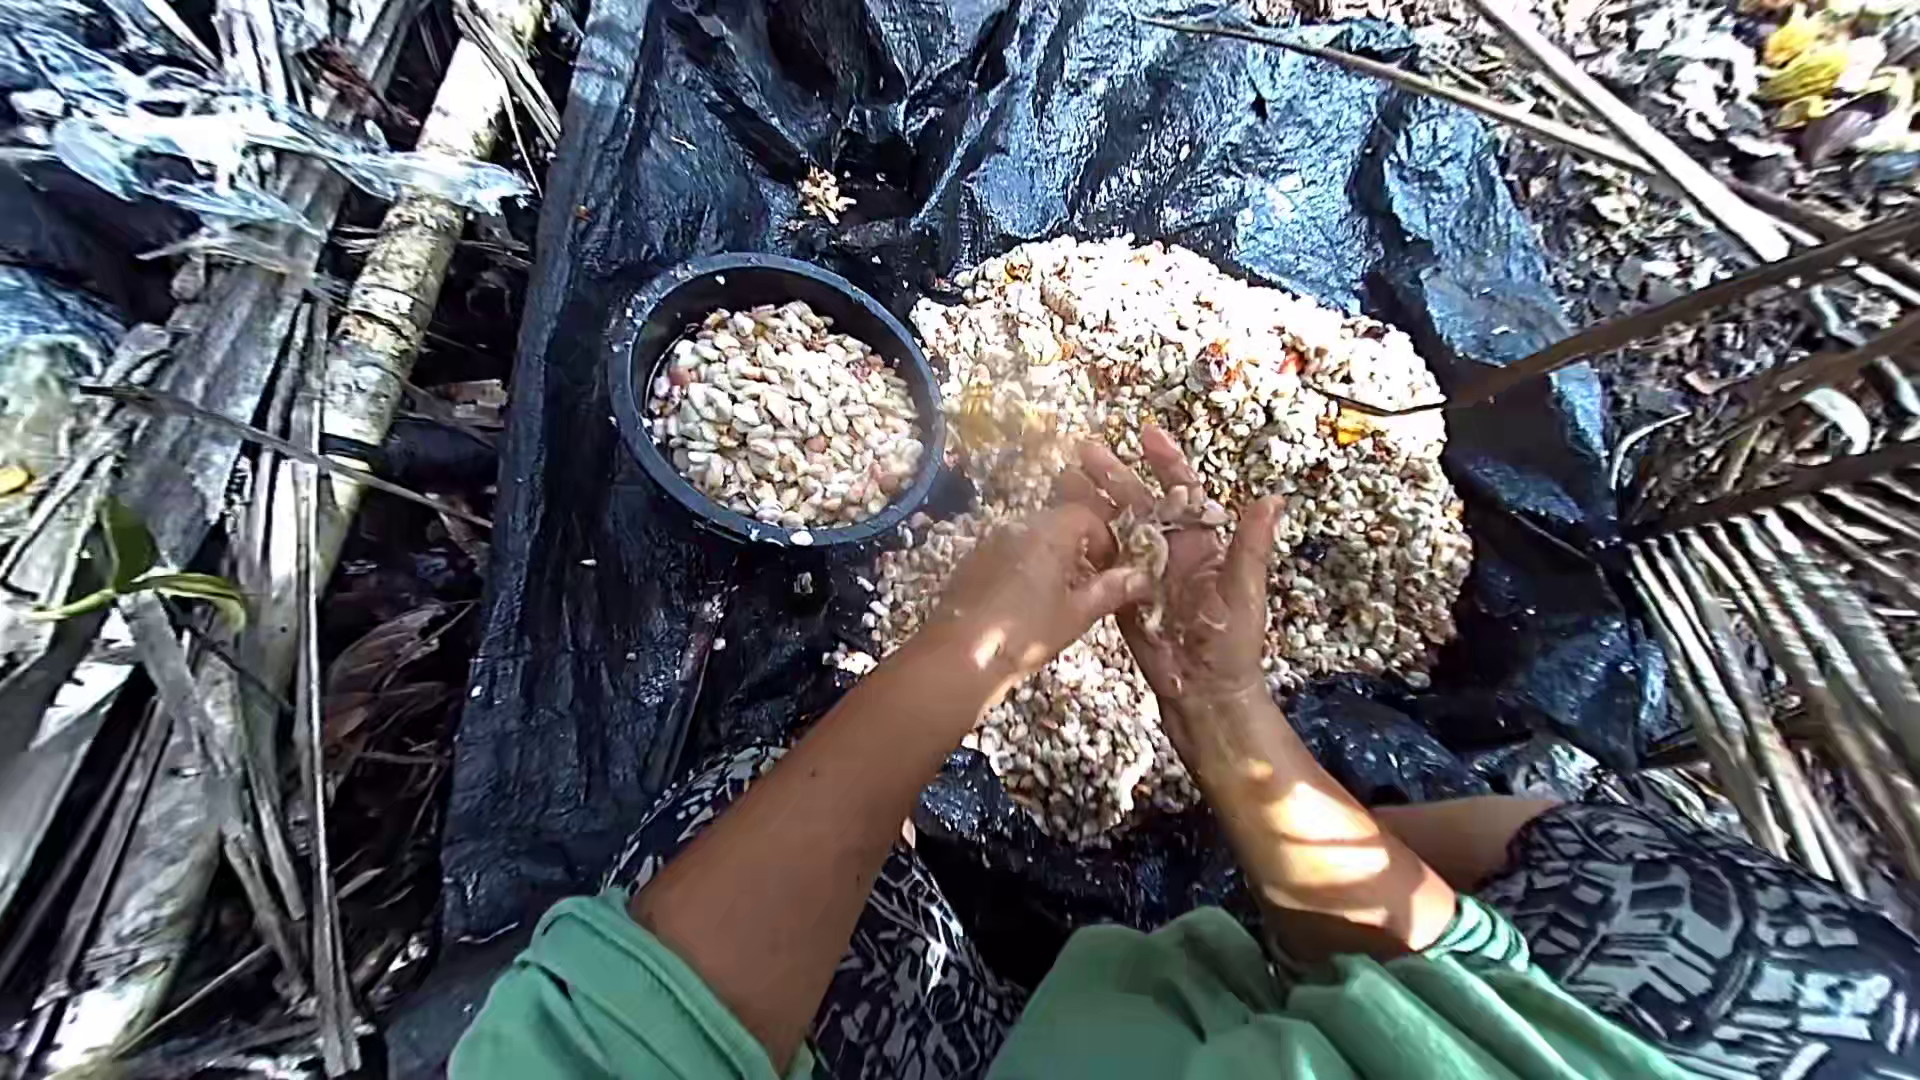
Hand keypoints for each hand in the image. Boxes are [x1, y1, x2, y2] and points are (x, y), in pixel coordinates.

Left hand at [924, 503, 1150, 701]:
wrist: (959, 655)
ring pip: (1031, 538)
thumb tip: (1140, 577)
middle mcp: (1017, 527)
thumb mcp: (1075, 615)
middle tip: (1089, 584)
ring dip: (1051, 558)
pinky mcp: (971, 561)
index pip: (1086, 515)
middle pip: (1057, 523)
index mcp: (1048, 532)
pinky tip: (1025, 602)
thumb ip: (1109, 591)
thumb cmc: (1025, 633)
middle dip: (1079, 548)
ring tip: (1059, 597)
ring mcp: (990, 542)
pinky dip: (1024, 567)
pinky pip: (1008, 553)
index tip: (1111, 569)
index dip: (1105, 540)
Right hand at [1060, 427, 1282, 742]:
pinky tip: (1060, 524)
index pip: (1181, 489)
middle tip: (1086, 450)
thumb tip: (1272, 498)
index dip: (1165, 460)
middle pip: (1137, 500)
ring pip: (1113, 525)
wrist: (1201, 686)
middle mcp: (1168, 546)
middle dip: (1113, 473)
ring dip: (1090, 502)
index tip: (1146, 433)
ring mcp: (1140, 567)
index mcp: (1200, 539)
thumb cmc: (1231, 640)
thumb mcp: (1243, 591)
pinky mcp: (1118, 589)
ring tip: (1063, 480)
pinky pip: (1100, 560)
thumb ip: (1250, 547)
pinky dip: (1081, 541)